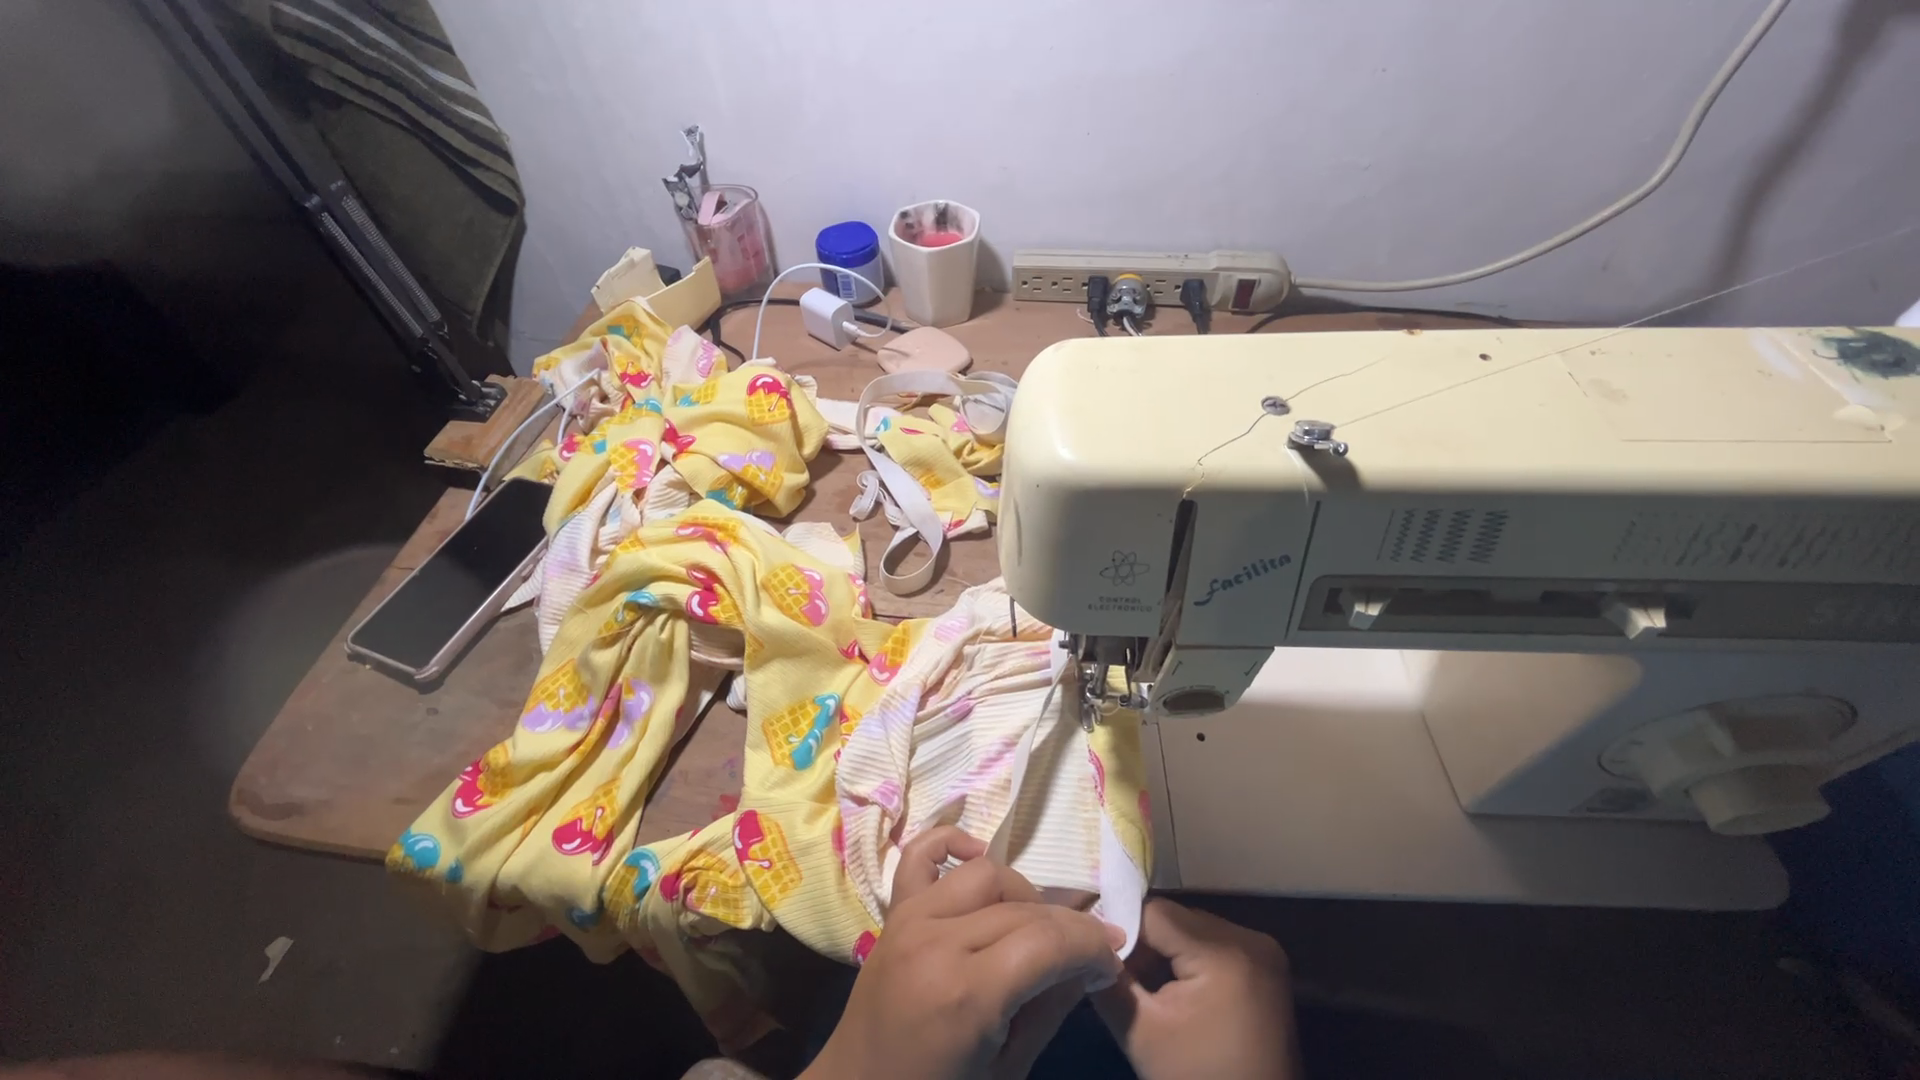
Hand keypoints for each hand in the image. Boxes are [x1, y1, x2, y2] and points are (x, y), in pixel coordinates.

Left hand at [804, 827, 1123, 1079]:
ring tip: (1037, 928)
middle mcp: (937, 941)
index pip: (1048, 941)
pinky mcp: (893, 913)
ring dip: (1023, 895)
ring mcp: (909, 919)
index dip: (1090, 947)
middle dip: (1069, 927)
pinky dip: (951, 843)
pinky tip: (978, 855)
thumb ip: (1051, 1008)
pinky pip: (920, 856)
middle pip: (1023, 908)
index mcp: (966, 993)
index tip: (1110, 962)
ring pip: (986, 875)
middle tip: (1090, 953)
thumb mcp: (1008, 1069)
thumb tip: (1093, 964)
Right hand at [1093, 898, 1297, 1079]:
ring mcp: (1263, 951)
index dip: (1121, 931)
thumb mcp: (1140, 1032)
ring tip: (1143, 987)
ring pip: (1192, 929)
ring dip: (1164, 951)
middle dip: (1143, 944)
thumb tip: (1086, 943)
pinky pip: (1213, 945)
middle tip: (1119, 977)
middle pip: (1175, 919)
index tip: (1097, 956)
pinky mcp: (1266, 966)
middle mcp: (1249, 938)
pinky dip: (1188, 960)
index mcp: (1224, 951)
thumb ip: (1109, 978)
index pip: (1154, 913)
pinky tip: (1173, 991)